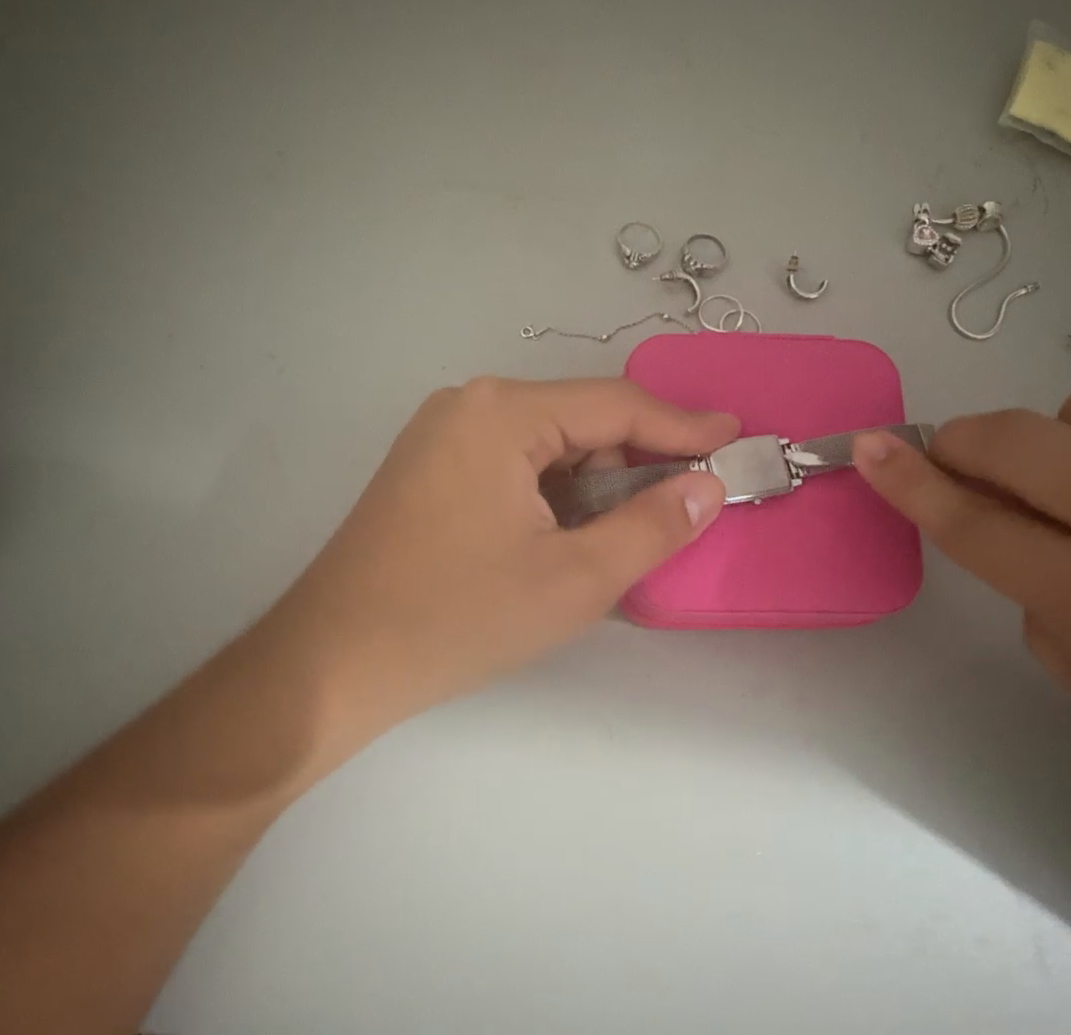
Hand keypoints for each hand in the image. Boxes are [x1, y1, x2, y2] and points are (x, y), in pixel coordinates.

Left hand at [271, 377, 735, 731]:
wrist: (333, 664)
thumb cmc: (457, 619)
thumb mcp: (573, 580)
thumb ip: (652, 527)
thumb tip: (709, 488)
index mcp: (502, 413)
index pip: (616, 405)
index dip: (684, 426)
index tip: (737, 439)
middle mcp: (468, 407)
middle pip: (581, 422)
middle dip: (640, 460)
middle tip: (696, 499)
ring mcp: (442, 439)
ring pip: (549, 448)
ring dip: (599, 484)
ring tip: (642, 527)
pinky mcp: (430, 473)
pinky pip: (515, 468)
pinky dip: (558, 497)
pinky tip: (579, 535)